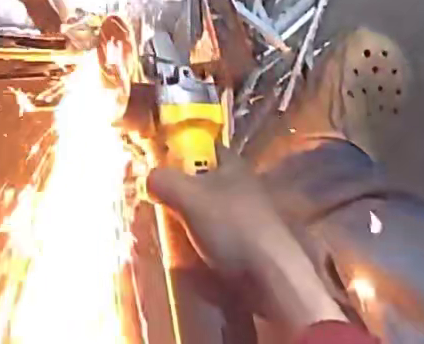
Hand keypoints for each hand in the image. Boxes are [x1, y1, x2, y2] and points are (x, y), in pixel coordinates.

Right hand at [148, 149, 347, 328]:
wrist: (275, 279)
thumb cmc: (230, 225)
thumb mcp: (187, 196)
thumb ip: (163, 180)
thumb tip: (148, 177)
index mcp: (232, 163)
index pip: (204, 145)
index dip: (183, 148)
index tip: (163, 161)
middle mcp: (245, 184)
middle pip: (207, 178)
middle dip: (186, 187)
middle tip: (164, 199)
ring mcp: (253, 216)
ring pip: (216, 208)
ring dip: (197, 217)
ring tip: (176, 229)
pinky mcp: (257, 245)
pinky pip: (225, 235)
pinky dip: (210, 240)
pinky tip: (197, 250)